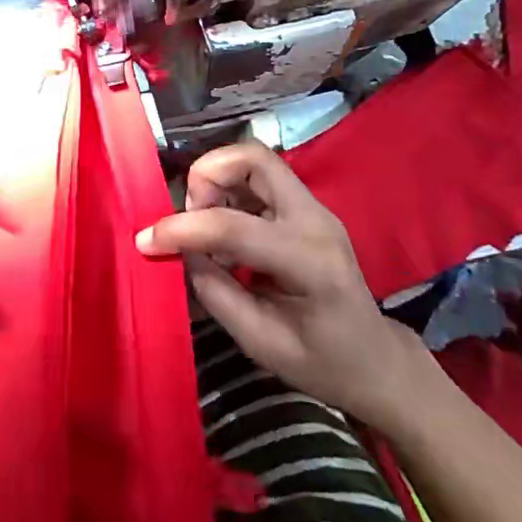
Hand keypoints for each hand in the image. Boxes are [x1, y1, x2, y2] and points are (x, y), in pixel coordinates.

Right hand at [134, 143, 423, 414]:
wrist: (374, 360)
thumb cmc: (322, 363)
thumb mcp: (259, 342)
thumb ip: (215, 291)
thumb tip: (180, 252)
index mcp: (309, 262)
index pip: (234, 227)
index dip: (182, 229)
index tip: (146, 241)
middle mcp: (315, 220)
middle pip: (253, 159)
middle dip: (207, 175)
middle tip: (191, 217)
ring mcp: (314, 209)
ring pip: (255, 161)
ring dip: (217, 181)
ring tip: (205, 227)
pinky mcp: (306, 209)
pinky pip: (259, 180)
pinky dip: (229, 193)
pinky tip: (225, 234)